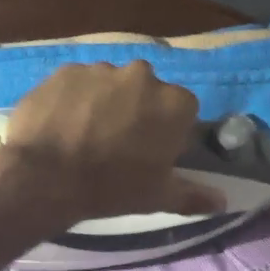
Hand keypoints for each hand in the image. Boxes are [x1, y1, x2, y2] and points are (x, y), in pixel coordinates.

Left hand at [0, 61, 223, 221]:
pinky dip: (71, 101)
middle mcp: (142, 75)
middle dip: (135, 112)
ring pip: (108, 86)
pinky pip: (75, 85)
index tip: (149, 154)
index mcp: (175, 103)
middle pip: (145, 92)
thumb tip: (223, 201)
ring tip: (82, 137)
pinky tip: (59, 127)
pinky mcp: (64, 71)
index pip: (182, 111)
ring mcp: (100, 69)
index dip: (166, 132)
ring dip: (102, 104)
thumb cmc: (111, 188)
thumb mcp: (156, 197)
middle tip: (114, 146)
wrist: (46, 177)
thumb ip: (192, 194)